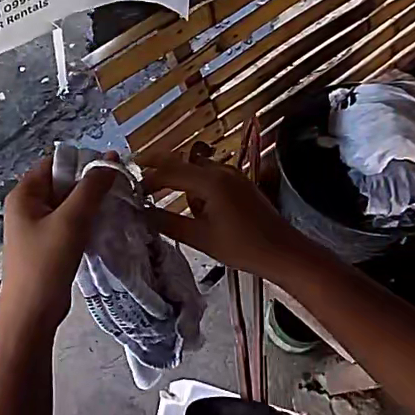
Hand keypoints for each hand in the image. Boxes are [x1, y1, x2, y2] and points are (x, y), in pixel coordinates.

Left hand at [0, 153, 115, 330]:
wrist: (31, 314)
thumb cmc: (46, 263)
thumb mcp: (71, 221)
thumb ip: (91, 188)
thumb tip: (110, 160)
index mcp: (25, 194)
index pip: (56, 162)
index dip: (83, 162)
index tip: (113, 170)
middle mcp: (29, 206)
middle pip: (64, 182)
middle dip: (91, 185)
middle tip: (120, 190)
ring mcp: (39, 227)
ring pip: (71, 204)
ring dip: (93, 205)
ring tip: (117, 208)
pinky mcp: (50, 245)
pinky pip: (72, 223)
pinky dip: (89, 222)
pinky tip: (106, 227)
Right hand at [139, 151, 327, 281]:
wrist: (284, 252)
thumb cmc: (243, 248)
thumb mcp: (200, 238)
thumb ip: (168, 223)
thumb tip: (142, 213)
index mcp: (210, 182)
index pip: (169, 173)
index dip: (147, 180)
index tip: (130, 190)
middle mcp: (221, 171)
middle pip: (181, 161)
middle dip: (157, 165)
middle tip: (134, 168)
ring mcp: (232, 175)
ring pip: (195, 168)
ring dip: (177, 175)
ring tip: (158, 190)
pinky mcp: (240, 184)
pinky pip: (209, 176)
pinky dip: (194, 182)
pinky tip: (190, 202)